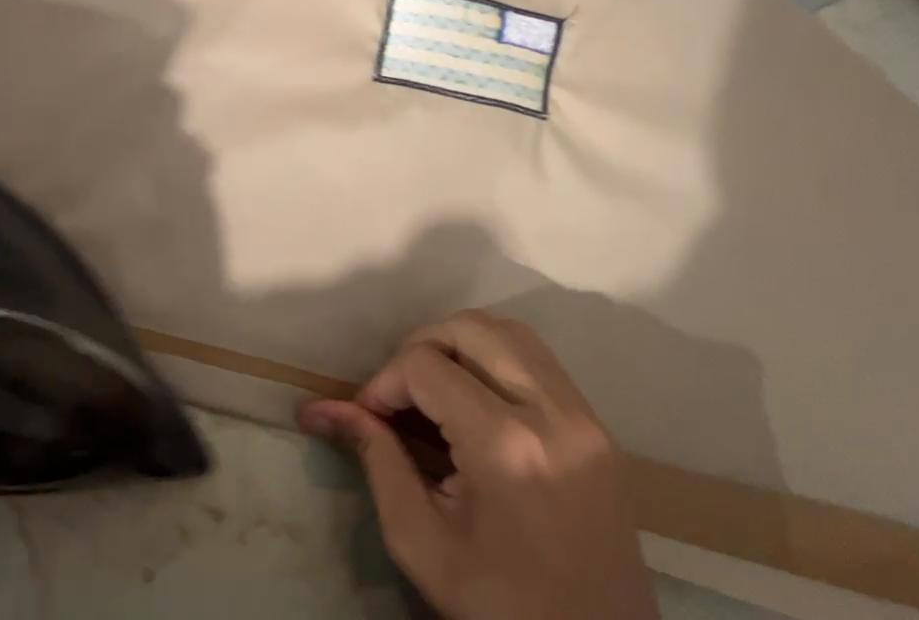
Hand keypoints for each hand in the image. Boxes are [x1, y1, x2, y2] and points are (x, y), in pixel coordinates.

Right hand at [298, 311, 656, 619]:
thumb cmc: (499, 603)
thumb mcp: (419, 539)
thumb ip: (375, 458)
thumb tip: (319, 408)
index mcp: (506, 445)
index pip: (425, 365)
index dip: (383, 383)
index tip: (370, 422)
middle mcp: (552, 413)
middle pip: (470, 327)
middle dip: (419, 348)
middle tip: (398, 396)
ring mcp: (584, 416)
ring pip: (510, 332)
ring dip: (459, 346)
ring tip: (433, 393)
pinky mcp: (598, 427)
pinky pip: (538, 360)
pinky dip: (495, 361)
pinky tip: (475, 405)